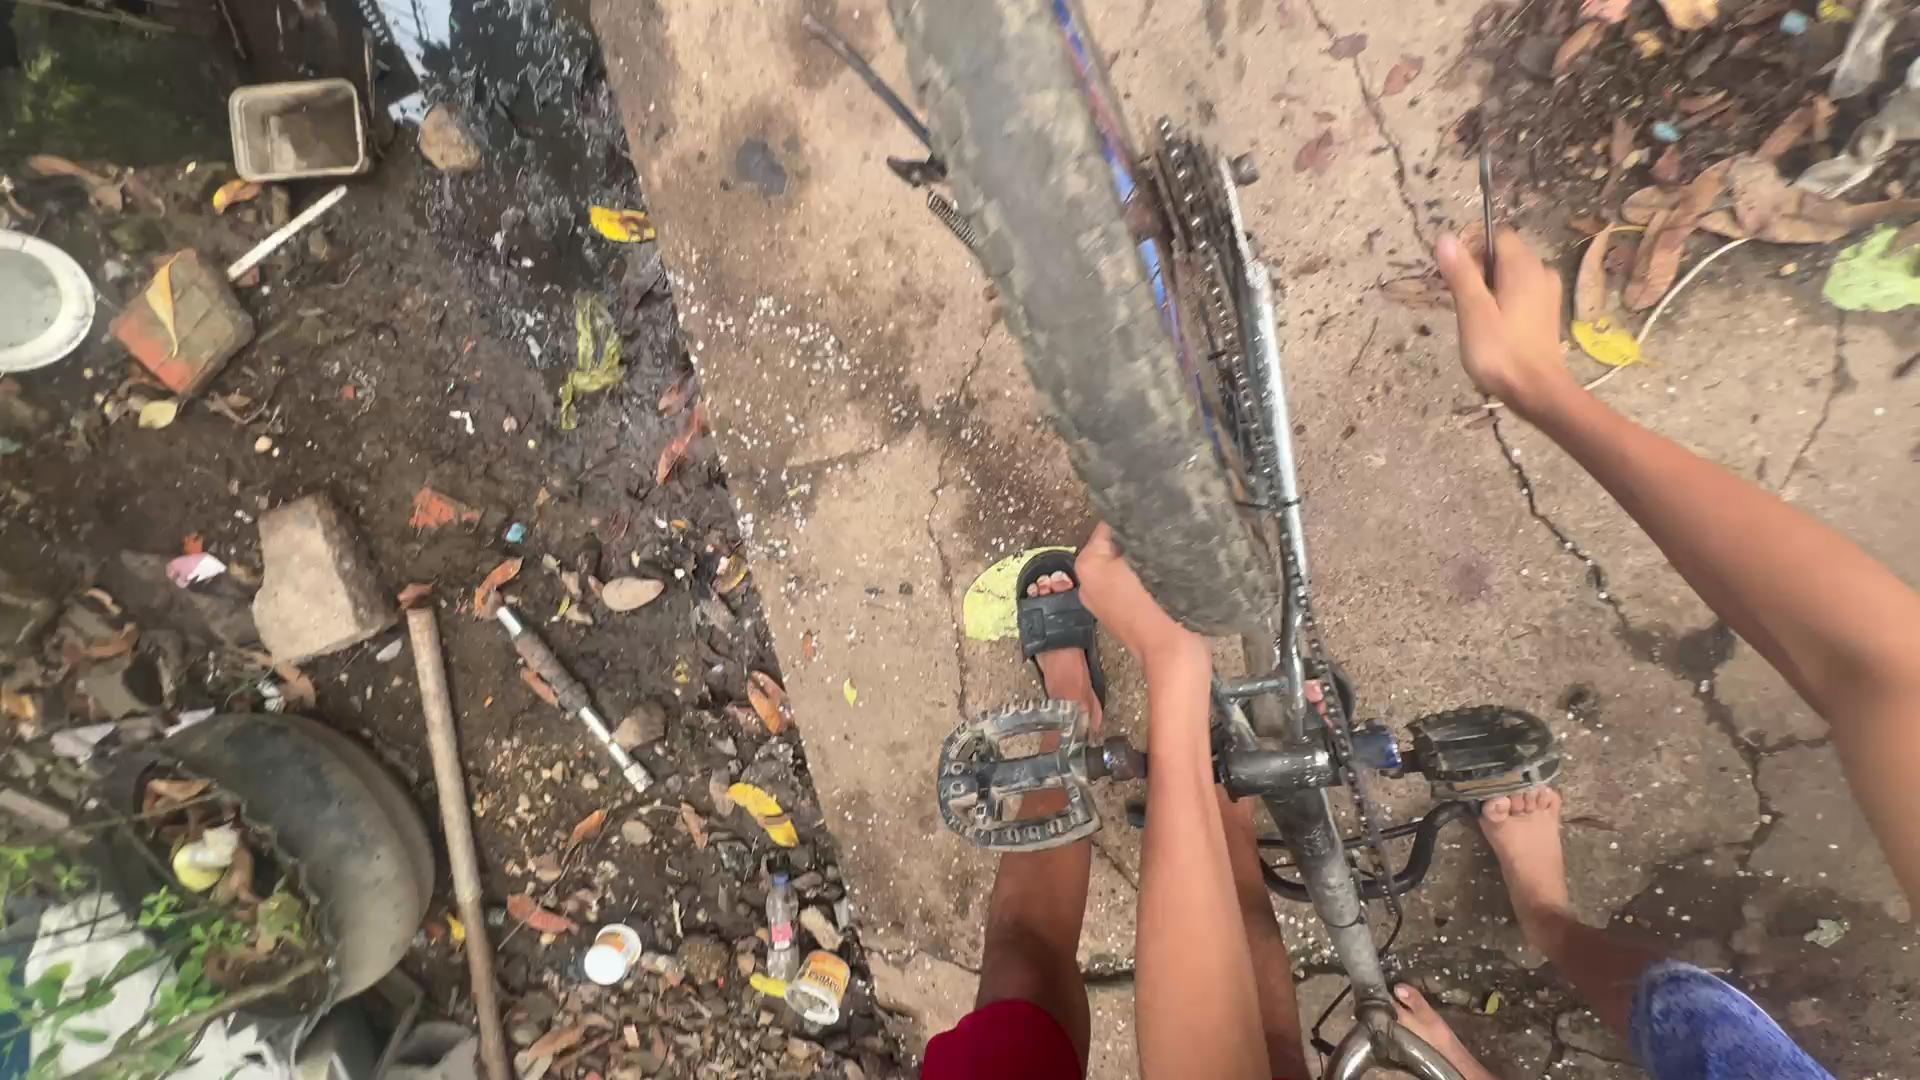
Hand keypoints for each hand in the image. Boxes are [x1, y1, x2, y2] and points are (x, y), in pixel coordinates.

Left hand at [1074, 524, 1208, 676]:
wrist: (1173, 653)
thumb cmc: (1159, 605)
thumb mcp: (1149, 559)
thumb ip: (1140, 535)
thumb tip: (1144, 520)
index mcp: (1087, 564)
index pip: (1109, 525)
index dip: (1136, 518)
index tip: (1157, 516)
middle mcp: (1086, 582)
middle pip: (1115, 546)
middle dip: (1138, 541)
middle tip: (1166, 535)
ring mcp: (1099, 600)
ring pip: (1123, 565)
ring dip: (1144, 560)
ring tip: (1168, 555)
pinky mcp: (1116, 614)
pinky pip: (1129, 584)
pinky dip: (1144, 578)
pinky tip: (1164, 577)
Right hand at [1435, 228, 1575, 414]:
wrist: (1534, 388)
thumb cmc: (1499, 351)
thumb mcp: (1472, 312)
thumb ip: (1461, 274)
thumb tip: (1445, 239)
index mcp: (1523, 267)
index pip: (1496, 237)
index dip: (1471, 250)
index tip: (1454, 278)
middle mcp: (1540, 271)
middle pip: (1502, 255)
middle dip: (1476, 270)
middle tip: (1458, 303)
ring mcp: (1546, 291)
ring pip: (1509, 274)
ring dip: (1486, 287)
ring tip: (1471, 318)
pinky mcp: (1544, 309)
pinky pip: (1518, 291)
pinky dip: (1500, 299)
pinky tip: (1490, 325)